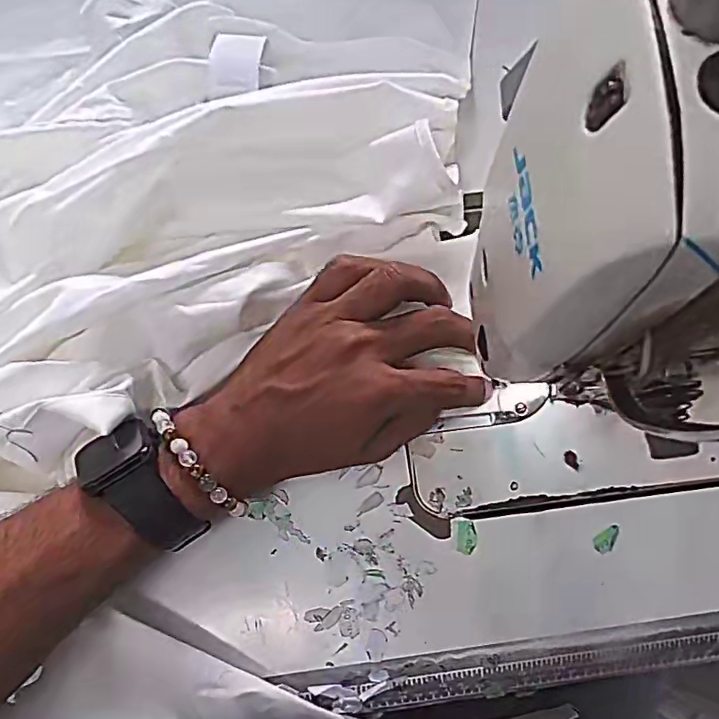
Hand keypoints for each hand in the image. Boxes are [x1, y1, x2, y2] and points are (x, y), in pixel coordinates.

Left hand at [173, 256, 489, 501]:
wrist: (244, 433)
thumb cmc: (294, 443)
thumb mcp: (364, 449)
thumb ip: (408, 424)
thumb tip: (434, 405)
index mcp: (377, 389)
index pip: (443, 380)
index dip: (469, 385)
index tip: (474, 385)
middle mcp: (360, 348)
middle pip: (433, 324)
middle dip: (463, 333)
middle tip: (467, 341)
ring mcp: (333, 322)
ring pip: (394, 282)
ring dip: (427, 285)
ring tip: (436, 297)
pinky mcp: (308, 308)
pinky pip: (345, 271)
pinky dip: (372, 269)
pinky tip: (384, 278)